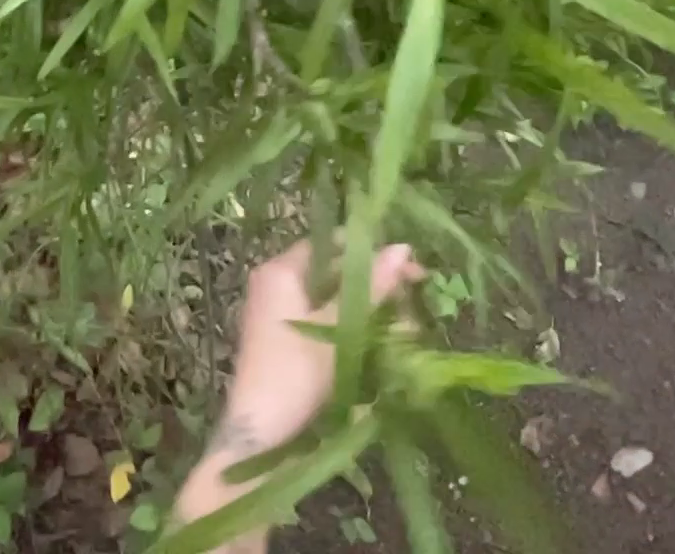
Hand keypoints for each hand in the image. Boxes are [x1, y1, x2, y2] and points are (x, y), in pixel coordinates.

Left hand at [175, 241, 423, 534]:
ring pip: (332, 297)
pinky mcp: (285, 336)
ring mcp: (278, 310)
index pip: (330, 242)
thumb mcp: (338, 327)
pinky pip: (323, 318)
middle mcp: (275, 281)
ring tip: (405, 330)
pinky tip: (380, 345)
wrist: (261, 432)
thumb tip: (403, 246)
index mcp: (280, 269)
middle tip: (413, 307)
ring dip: (368, 310)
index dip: (371, 251)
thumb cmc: (295, 372)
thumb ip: (370, 286)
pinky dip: (351, 327)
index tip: (410, 270)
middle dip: (375, 286)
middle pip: (334, 270)